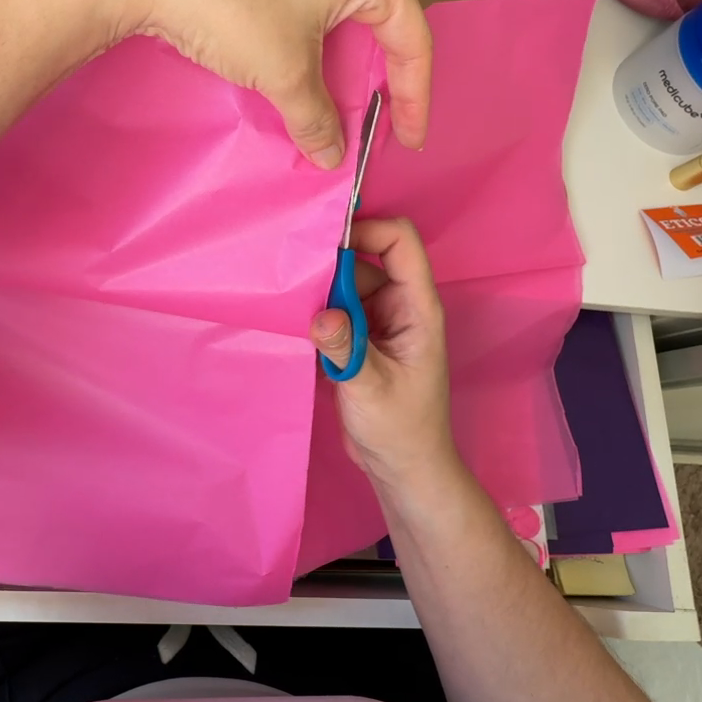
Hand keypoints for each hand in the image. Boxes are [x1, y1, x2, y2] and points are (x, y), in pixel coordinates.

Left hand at [82, 0, 431, 167]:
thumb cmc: (232, 3)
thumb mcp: (285, 71)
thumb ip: (316, 119)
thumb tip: (331, 156)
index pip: (412, 40)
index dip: (415, 98)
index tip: (407, 142)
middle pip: (378, 30)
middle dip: (373, 84)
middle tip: (367, 129)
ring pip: (337, 25)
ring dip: (334, 74)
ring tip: (326, 115)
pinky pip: (304, 16)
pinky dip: (306, 56)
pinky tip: (290, 84)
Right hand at [310, 219, 458, 487]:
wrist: (402, 468)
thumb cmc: (401, 428)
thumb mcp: (371, 388)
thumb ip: (345, 349)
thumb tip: (318, 314)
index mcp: (416, 308)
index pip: (400, 243)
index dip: (367, 232)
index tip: (327, 245)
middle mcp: (397, 306)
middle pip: (365, 260)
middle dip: (331, 263)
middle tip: (292, 271)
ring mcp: (376, 322)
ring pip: (344, 284)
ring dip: (318, 289)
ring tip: (285, 296)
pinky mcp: (356, 339)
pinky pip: (334, 309)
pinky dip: (315, 309)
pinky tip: (290, 316)